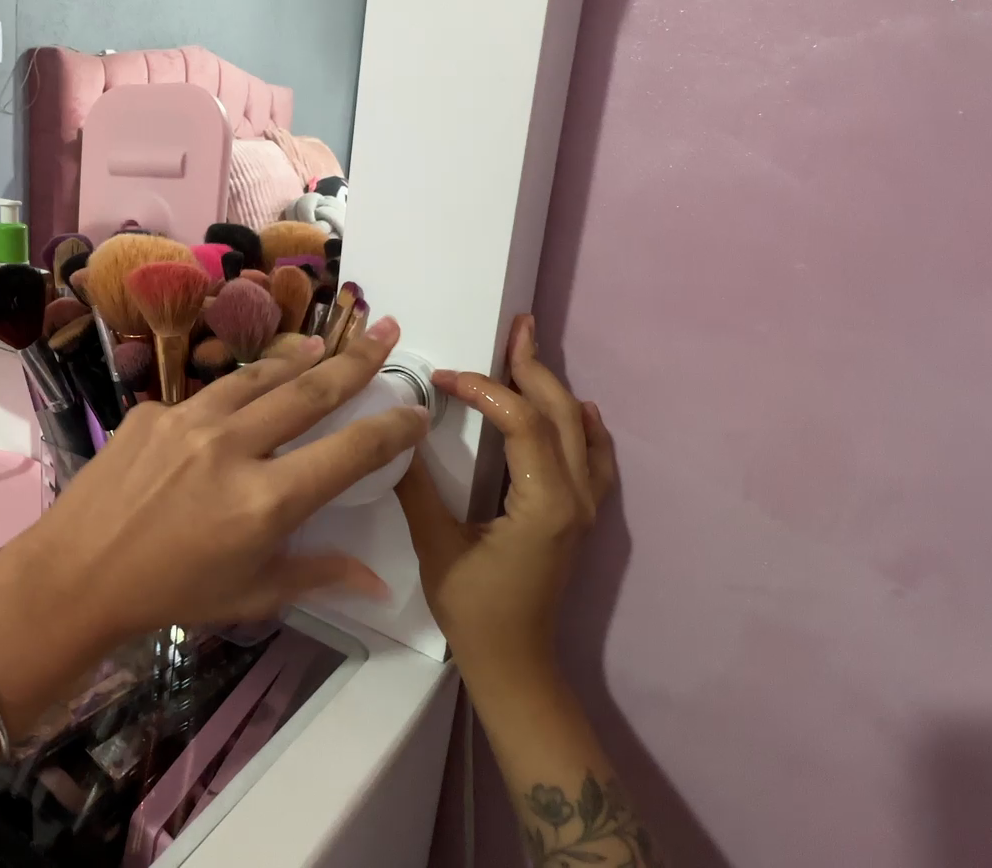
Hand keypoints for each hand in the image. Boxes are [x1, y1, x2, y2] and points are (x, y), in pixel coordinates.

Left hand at [0, 317, 428, 647]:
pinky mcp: (151, 411)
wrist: (76, 573)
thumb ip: (318, 573)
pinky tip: (239, 396)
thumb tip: (379, 580)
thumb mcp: (251, 594)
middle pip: (310, 392)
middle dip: (357, 359)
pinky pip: (204, 396)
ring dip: (297, 357)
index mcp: (266, 501)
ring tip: (324, 343)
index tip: (416, 408)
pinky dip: (232, 394)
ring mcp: (188, 421)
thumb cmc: (170, 593)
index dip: (392, 427)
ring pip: (258, 377)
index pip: (349, 452)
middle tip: (387, 329)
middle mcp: (232, 448)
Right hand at [396, 314, 616, 686]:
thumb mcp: (437, 546)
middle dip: (534, 368)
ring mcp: (586, 507)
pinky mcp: (580, 516)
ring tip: (533, 351)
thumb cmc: (474, 608)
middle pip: (562, 415)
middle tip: (516, 328)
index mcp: (544, 502)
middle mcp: (576, 497)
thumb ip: (417, 487)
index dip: (483, 390)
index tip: (442, 378)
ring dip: (555, 388)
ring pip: (580, 431)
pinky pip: (593, 457)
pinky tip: (577, 409)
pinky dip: (583, 425)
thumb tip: (397, 435)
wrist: (515, 663)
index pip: (522, 423)